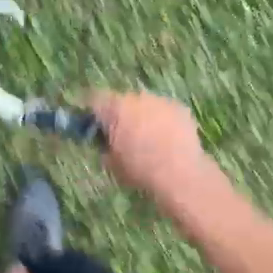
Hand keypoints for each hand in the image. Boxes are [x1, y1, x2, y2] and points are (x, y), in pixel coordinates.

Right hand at [90, 91, 215, 199]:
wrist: (180, 175)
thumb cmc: (140, 171)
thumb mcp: (111, 163)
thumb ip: (104, 146)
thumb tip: (104, 143)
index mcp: (113, 108)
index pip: (94, 100)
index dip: (91, 112)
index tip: (92, 125)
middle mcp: (135, 97)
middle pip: (121, 101)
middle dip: (119, 114)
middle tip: (122, 135)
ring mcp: (159, 100)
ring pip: (144, 104)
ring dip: (142, 116)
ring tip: (149, 139)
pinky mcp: (178, 107)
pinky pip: (164, 110)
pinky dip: (163, 120)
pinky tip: (168, 139)